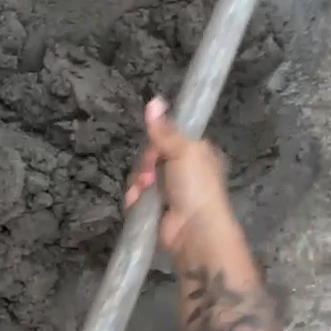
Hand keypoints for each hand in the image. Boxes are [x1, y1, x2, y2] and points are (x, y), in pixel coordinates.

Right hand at [123, 97, 234, 253]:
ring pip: (140, 176)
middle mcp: (183, 171)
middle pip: (151, 157)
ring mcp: (168, 191)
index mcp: (196, 154)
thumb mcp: (183, 151)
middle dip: (145, 164)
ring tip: (143, 191)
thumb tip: (153, 101)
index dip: (157, 142)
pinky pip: (136, 196)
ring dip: (138, 182)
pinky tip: (137, 202)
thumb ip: (164, 130)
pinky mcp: (154, 209)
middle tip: (149, 174)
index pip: (168, 139)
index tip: (154, 147)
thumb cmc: (195, 186)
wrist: (193, 229)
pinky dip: (134, 198)